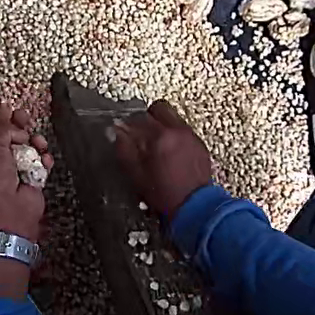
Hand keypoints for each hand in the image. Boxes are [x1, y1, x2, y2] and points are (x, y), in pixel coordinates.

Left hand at [0, 104, 50, 240]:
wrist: (8, 211)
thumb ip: (1, 126)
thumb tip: (9, 115)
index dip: (0, 117)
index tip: (10, 110)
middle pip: (11, 132)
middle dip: (20, 125)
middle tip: (25, 119)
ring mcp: (14, 167)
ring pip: (29, 144)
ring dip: (36, 141)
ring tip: (38, 144)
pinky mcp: (31, 177)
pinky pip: (41, 161)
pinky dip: (44, 159)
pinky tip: (44, 160)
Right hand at [113, 100, 213, 217]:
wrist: (195, 206)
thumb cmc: (166, 194)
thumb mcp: (136, 174)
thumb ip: (124, 149)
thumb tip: (116, 133)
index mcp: (160, 137)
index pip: (138, 118)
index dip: (126, 124)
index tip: (121, 131)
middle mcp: (178, 132)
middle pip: (159, 108)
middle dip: (146, 116)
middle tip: (139, 131)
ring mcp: (190, 137)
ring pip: (172, 117)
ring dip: (161, 125)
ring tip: (154, 143)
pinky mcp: (199, 144)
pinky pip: (183, 130)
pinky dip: (173, 136)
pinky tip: (168, 151)